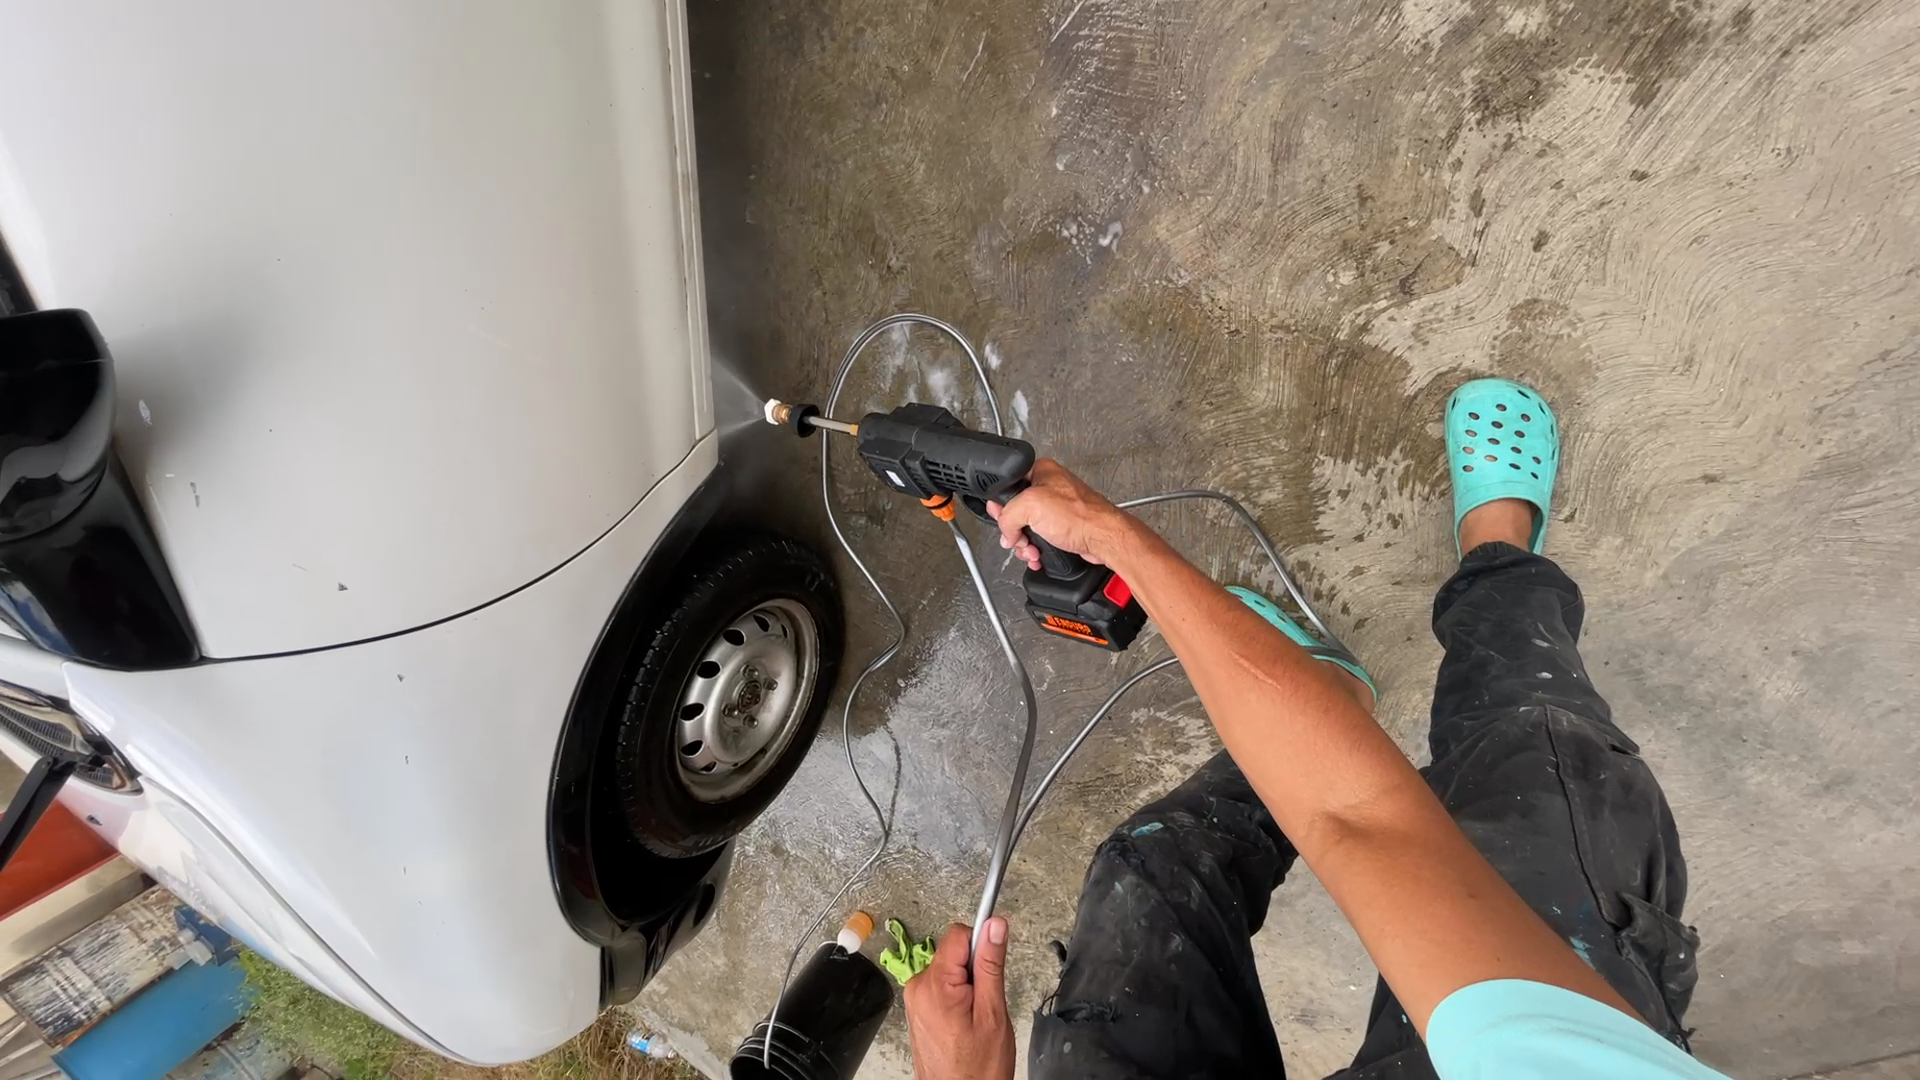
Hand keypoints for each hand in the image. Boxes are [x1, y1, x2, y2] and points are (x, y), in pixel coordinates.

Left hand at [903, 918, 1014, 1079]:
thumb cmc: (977, 1070)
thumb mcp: (992, 1013)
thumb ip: (991, 964)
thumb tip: (994, 925)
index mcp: (935, 985)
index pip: (958, 934)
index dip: (981, 944)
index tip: (992, 963)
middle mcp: (918, 987)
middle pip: (954, 952)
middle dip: (974, 970)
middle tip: (984, 1003)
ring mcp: (916, 999)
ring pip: (950, 969)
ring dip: (966, 985)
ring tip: (974, 1018)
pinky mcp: (918, 1008)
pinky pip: (942, 985)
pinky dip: (957, 996)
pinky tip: (964, 1022)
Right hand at [988, 460, 1132, 570]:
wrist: (1102, 538)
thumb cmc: (1079, 516)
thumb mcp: (1029, 506)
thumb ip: (1007, 515)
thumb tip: (1007, 531)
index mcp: (1041, 472)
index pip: (1008, 487)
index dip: (1001, 506)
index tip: (1001, 519)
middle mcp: (1049, 488)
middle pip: (1016, 511)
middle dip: (1015, 531)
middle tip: (1018, 538)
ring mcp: (1056, 509)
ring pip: (1027, 529)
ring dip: (1025, 544)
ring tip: (1032, 550)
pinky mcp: (1063, 527)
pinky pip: (1040, 539)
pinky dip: (1036, 549)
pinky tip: (1039, 555)